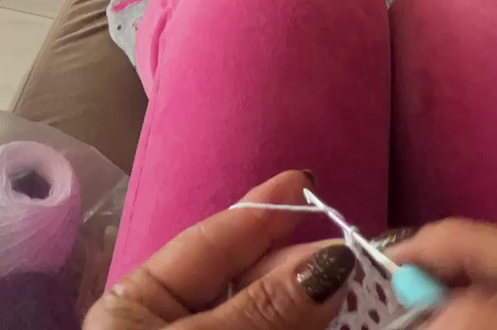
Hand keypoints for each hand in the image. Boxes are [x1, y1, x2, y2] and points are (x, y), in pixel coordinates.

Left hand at [85, 171, 356, 329]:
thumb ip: (259, 310)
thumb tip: (329, 260)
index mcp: (137, 302)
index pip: (210, 241)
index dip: (260, 212)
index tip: (305, 180)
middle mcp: (168, 323)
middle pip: (243, 282)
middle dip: (295, 263)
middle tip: (351, 242)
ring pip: (267, 320)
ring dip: (310, 303)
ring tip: (358, 281)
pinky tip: (338, 320)